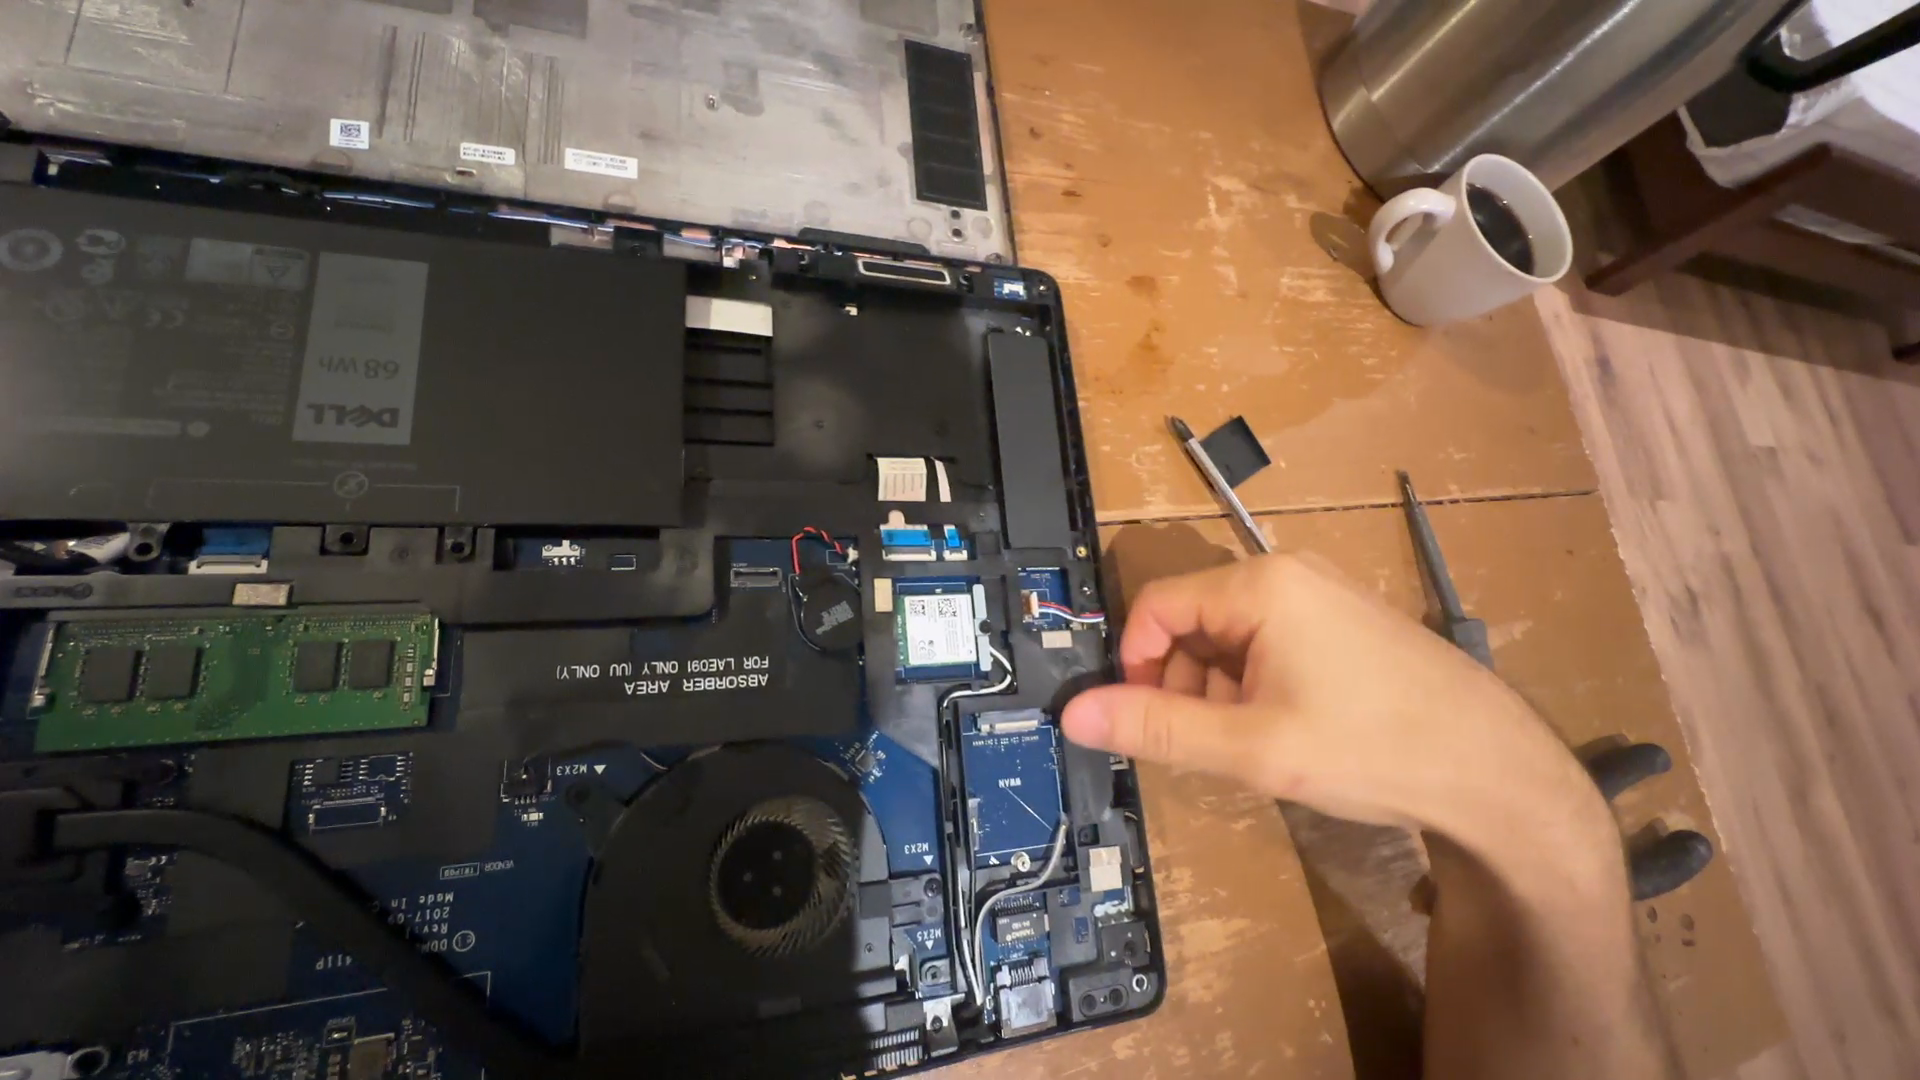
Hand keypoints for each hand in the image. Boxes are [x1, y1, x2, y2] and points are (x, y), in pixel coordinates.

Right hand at [1062, 555, 1610, 849]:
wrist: (1499, 774)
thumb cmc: (1371, 749)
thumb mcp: (1250, 745)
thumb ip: (1156, 727)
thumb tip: (1073, 715)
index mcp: (1259, 584)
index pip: (1155, 605)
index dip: (1136, 662)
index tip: (1147, 718)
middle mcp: (1287, 573)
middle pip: (1192, 619)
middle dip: (1183, 681)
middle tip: (1209, 740)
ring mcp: (1321, 595)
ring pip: (1229, 634)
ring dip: (1219, 687)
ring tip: (1254, 740)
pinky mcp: (1343, 622)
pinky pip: (1268, 641)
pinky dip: (1255, 683)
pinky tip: (1286, 726)